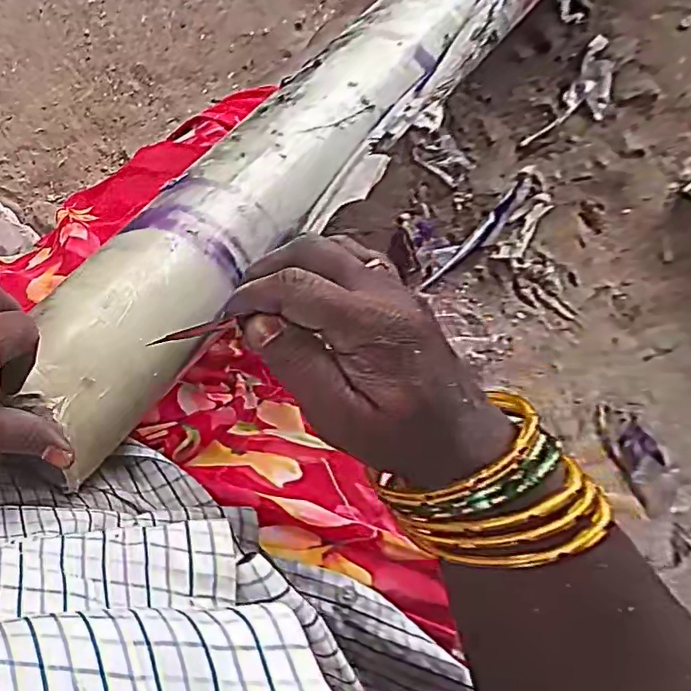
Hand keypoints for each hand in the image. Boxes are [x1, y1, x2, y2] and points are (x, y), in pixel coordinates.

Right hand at [223, 235, 513, 488]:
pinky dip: (316, 265)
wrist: (462, 444)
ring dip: (290, 262)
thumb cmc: (396, 436)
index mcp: (369, 325)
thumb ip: (296, 363)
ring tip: (264, 296)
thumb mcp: (336, 413)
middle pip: (312, 250)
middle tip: (242, 302)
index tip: (229, 315)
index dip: (252, 295)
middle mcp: (386, 295)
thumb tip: (257, 323)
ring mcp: (396, 291)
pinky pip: (351, 258)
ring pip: (333, 246)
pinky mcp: (398, 296)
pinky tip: (300, 292)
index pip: (294, 285)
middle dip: (266, 270)